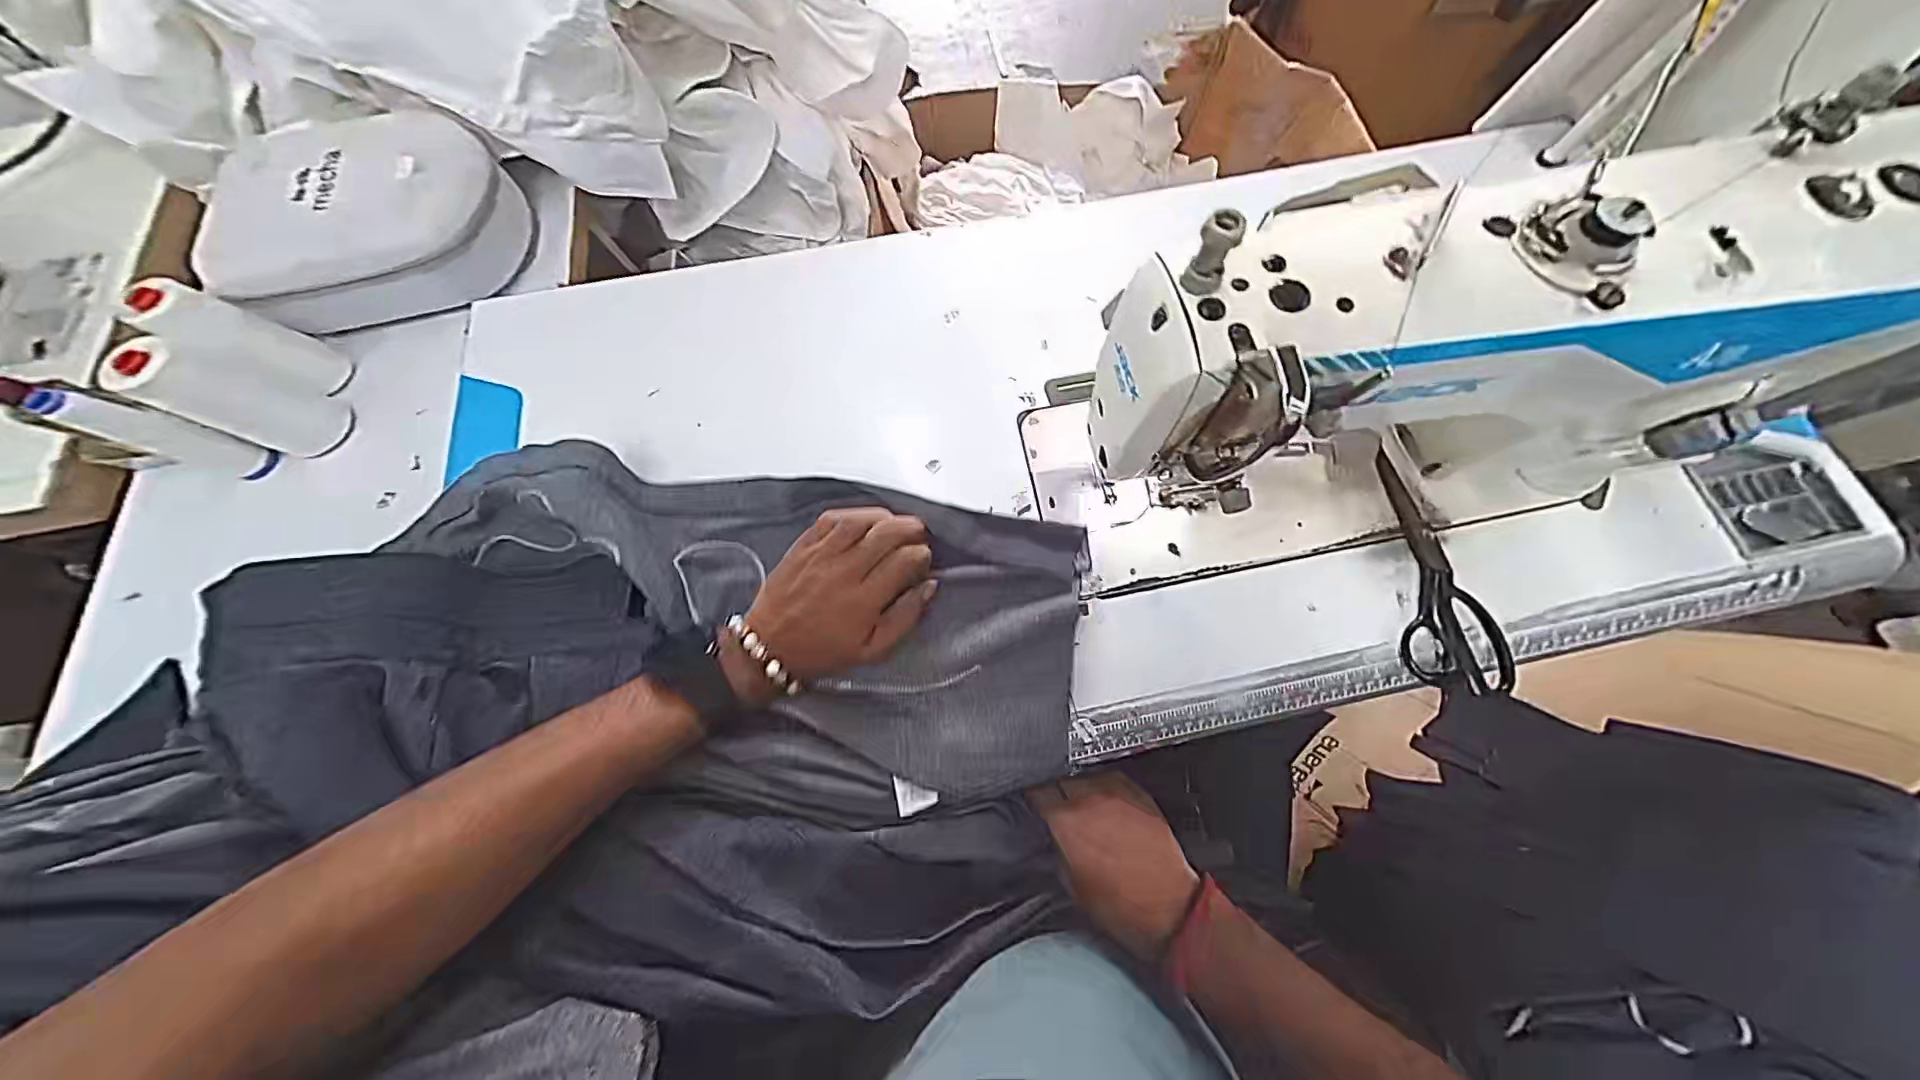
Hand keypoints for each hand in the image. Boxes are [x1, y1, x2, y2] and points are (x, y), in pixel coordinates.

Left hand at [720, 508, 937, 704]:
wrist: (770, 646)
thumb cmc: (822, 650)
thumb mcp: (873, 649)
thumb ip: (905, 617)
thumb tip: (928, 587)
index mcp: (864, 601)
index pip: (905, 560)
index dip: (922, 555)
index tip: (924, 560)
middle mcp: (844, 573)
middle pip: (888, 534)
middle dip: (912, 530)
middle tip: (918, 536)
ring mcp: (821, 555)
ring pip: (862, 520)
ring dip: (886, 517)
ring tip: (895, 525)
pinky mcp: (804, 546)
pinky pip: (832, 518)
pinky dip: (854, 514)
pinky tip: (864, 521)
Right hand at [1028, 772, 1200, 959]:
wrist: (1170, 910)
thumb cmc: (1124, 907)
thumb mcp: (1071, 885)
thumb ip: (1055, 850)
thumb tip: (1051, 837)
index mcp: (1066, 822)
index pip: (1037, 792)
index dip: (1031, 797)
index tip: (1032, 802)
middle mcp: (1089, 801)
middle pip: (1060, 779)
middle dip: (1054, 790)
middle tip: (1055, 806)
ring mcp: (1116, 794)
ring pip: (1085, 775)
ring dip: (1078, 787)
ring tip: (1080, 805)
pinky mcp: (1139, 795)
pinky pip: (1111, 778)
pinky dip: (1102, 786)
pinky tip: (1104, 803)